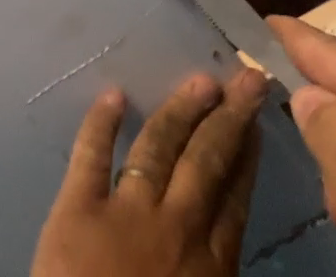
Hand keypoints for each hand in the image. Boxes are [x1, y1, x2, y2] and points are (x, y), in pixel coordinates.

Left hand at [32, 70, 267, 276]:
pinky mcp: (77, 209)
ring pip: (159, 149)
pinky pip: (92, 156)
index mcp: (210, 265)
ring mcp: (126, 214)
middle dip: (229, 117)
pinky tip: (114, 95)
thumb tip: (230, 237)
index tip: (258, 121)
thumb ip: (217, 270)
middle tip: (247, 77)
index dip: (247, 154)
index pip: (234, 196)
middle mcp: (175, 229)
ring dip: (180, 111)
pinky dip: (101, 123)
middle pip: (206, 161)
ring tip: (200, 79)